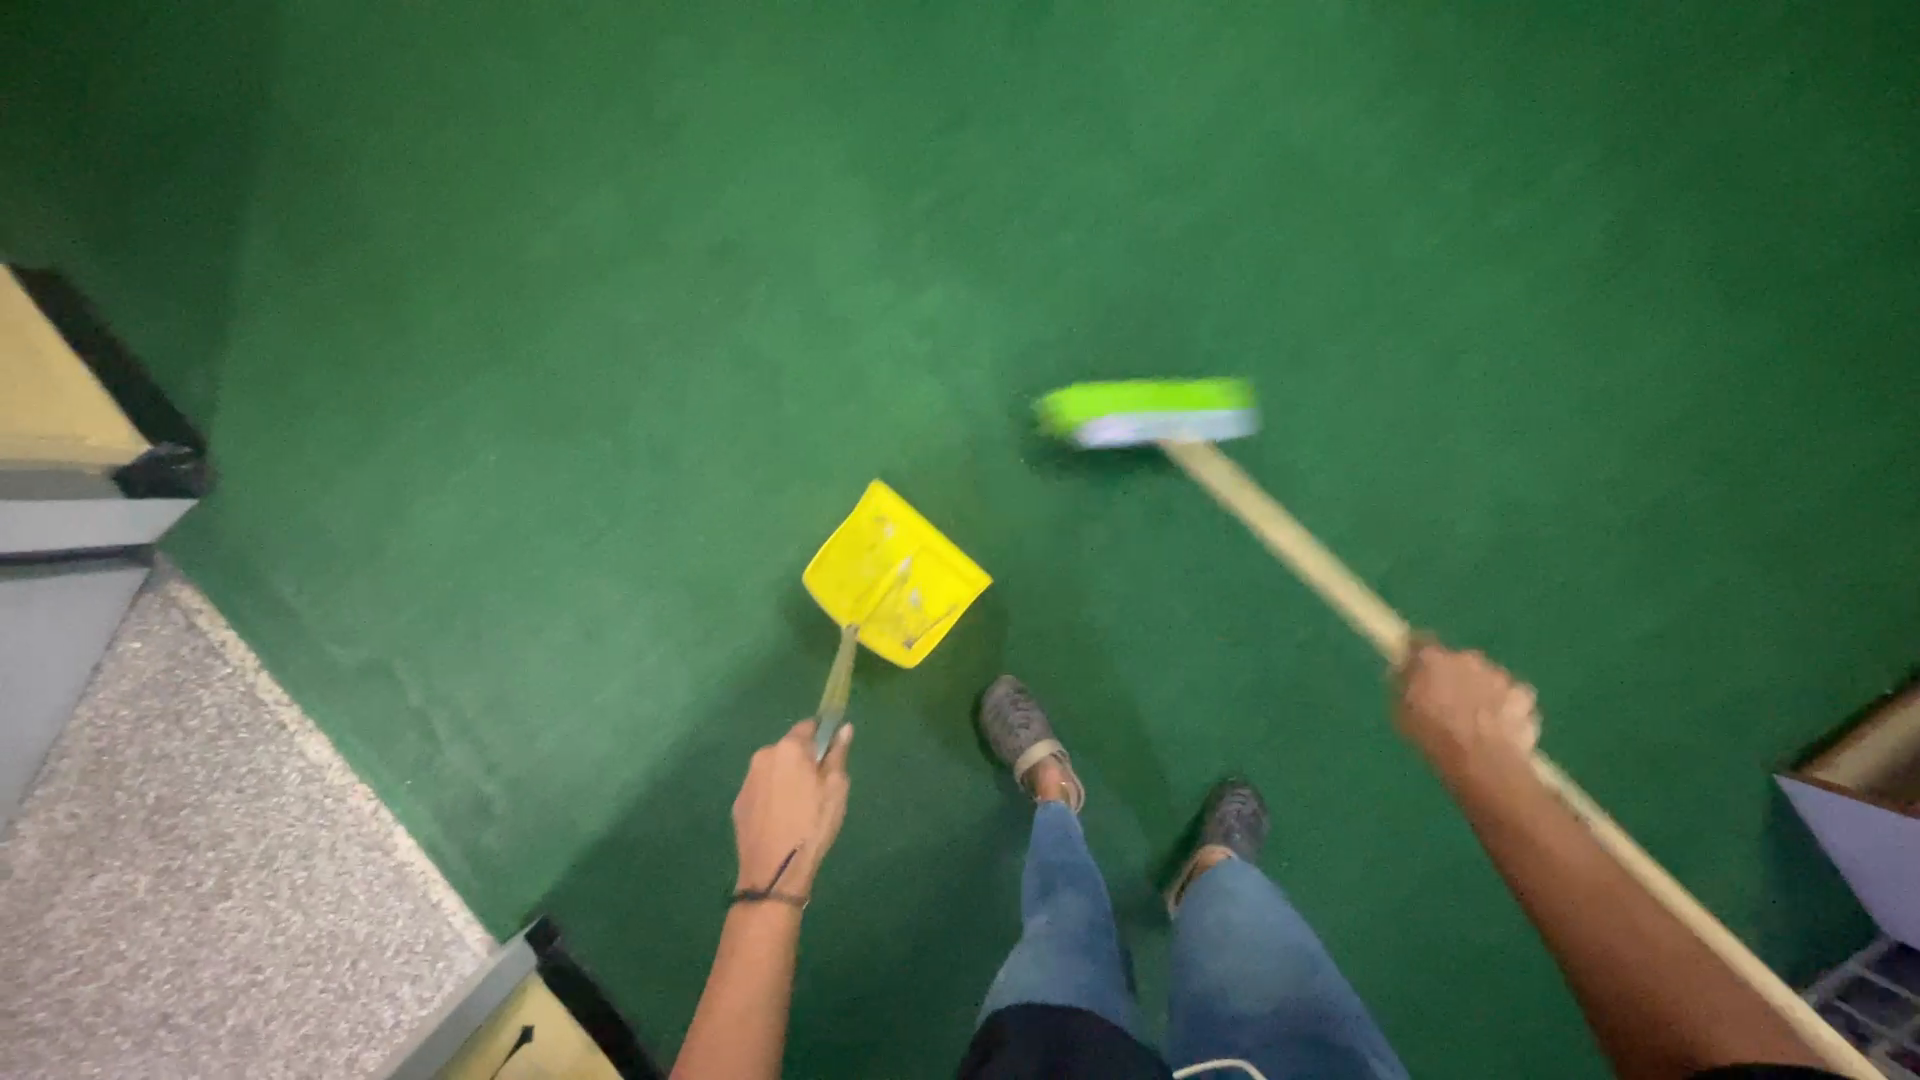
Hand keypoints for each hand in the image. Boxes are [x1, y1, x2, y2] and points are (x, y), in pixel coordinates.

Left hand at [731, 720, 852, 898]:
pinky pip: (762, 788)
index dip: (822, 736)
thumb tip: (844, 728)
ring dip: (786, 777)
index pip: (808, 726)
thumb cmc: (812, 824)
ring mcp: (748, 780)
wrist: (774, 870)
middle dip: (803, 759)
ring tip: (799, 806)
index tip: (831, 754)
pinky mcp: (739, 802)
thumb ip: (838, 754)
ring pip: (774, 768)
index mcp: (789, 748)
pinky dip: (772, 795)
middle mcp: (764, 756)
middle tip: (818, 786)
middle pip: (789, 747)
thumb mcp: (836, 788)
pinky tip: (782, 818)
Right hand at [1396, 642, 1539, 780]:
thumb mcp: (1400, 711)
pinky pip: (1511, 696)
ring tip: (1476, 721)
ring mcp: (1498, 675)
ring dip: (1480, 691)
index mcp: (1431, 659)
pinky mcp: (1524, 694)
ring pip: (1486, 678)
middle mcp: (1466, 658)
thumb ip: (1404, 685)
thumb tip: (1406, 673)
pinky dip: (1506, 707)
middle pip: (1457, 660)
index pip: (1419, 644)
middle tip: (1446, 701)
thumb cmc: (1432, 736)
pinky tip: (1500, 728)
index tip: (1413, 668)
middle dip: (1453, 675)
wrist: (1481, 759)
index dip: (1416, 656)